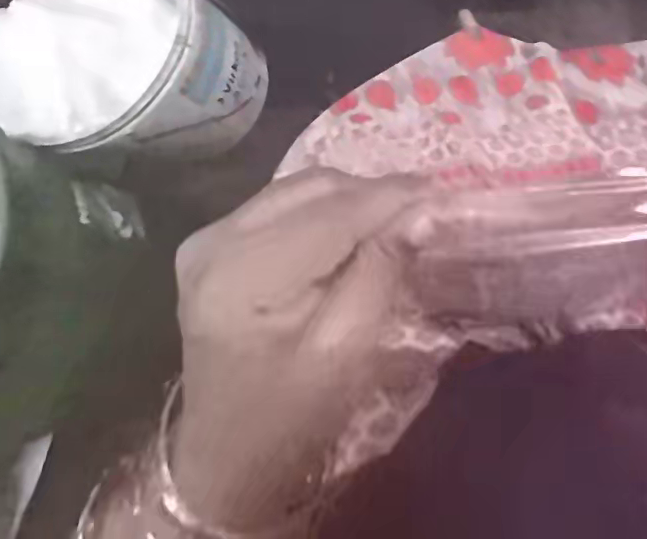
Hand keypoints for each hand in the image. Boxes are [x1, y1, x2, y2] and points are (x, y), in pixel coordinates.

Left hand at [169, 169, 420, 530]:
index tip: (439, 190)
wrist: (222, 457)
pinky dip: (320, 207)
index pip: (330, 215)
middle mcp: (215, 239)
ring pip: (295, 189)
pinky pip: (278, 203)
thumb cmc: (288, 422)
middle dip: (370, 192)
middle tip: (421, 205)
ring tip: (392, 214)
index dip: (388, 197)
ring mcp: (207, 235)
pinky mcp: (210, 239)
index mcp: (242, 274)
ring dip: (347, 196)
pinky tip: (349, 225)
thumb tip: (420, 214)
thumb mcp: (345, 356)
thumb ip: (380, 274)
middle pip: (310, 189)